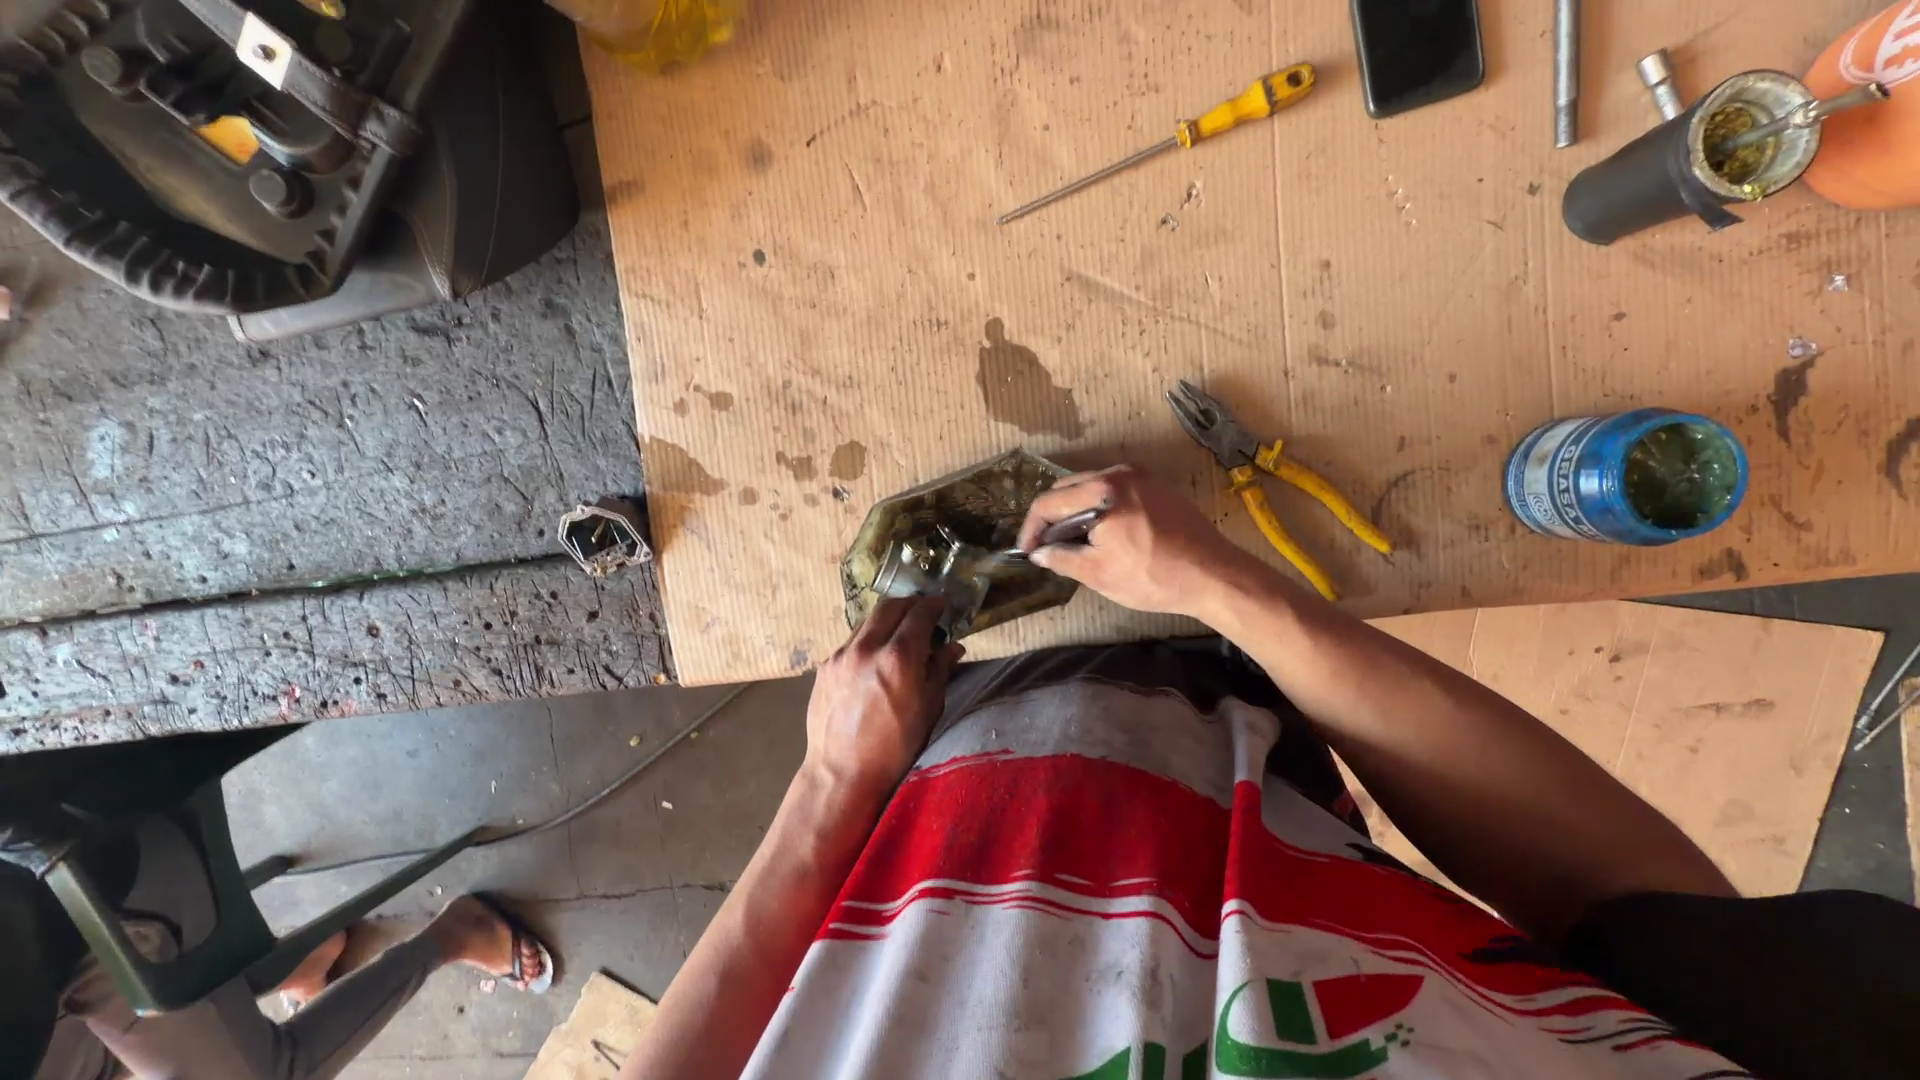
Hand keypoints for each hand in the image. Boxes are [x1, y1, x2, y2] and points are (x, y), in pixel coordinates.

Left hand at [803, 595, 964, 796]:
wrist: (843, 772)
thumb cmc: (895, 747)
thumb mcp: (929, 709)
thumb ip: (940, 670)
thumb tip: (953, 647)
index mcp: (898, 658)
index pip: (919, 614)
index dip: (934, 605)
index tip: (942, 605)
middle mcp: (867, 648)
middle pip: (889, 607)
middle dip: (909, 604)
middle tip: (922, 613)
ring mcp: (841, 656)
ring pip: (867, 622)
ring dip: (886, 621)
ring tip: (899, 637)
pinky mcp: (825, 667)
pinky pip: (851, 643)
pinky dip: (868, 641)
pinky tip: (875, 661)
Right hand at [1018, 464, 1265, 617]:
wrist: (1212, 574)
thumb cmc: (1153, 576)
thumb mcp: (1098, 574)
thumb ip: (1061, 558)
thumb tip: (1039, 553)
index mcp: (1101, 492)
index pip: (1048, 502)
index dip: (1031, 528)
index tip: (1028, 550)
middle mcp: (1118, 473)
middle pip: (1067, 488)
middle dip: (1052, 516)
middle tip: (1048, 547)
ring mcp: (1140, 477)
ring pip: (1090, 487)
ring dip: (1075, 511)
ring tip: (1074, 542)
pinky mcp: (1156, 485)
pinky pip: (1113, 490)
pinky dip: (1099, 507)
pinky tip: (1102, 533)